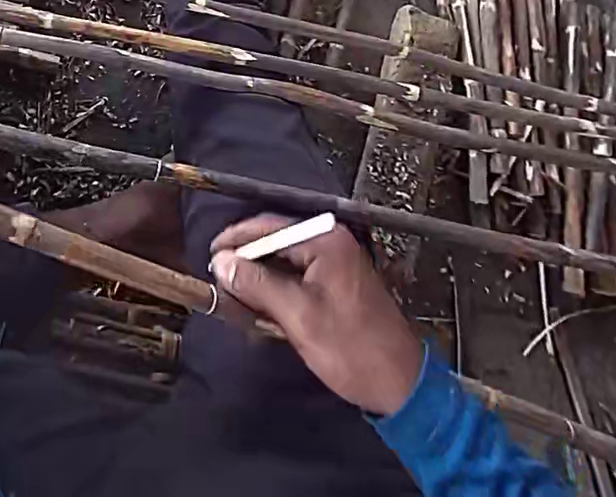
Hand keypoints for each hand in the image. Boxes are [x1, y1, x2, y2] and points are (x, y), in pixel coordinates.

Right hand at [208, 214, 423, 414]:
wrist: (403, 389)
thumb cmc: (353, 350)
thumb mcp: (298, 315)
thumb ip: (256, 284)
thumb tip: (221, 262)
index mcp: (326, 241)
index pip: (268, 227)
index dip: (235, 240)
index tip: (212, 255)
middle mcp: (332, 242)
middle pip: (274, 239)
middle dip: (245, 257)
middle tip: (219, 274)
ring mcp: (336, 261)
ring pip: (283, 257)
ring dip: (259, 273)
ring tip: (234, 289)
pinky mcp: (336, 280)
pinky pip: (296, 272)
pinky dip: (275, 284)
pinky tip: (259, 300)